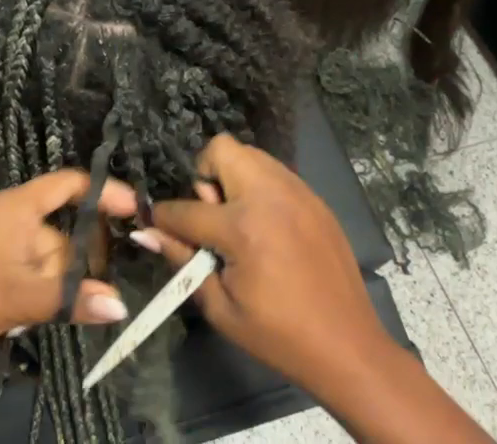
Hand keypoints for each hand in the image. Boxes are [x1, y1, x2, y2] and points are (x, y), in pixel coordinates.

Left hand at [0, 170, 135, 373]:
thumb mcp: (20, 295)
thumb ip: (71, 299)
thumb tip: (121, 305)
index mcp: (18, 206)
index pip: (70, 184)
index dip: (103, 192)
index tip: (138, 210)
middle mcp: (12, 221)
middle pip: (65, 233)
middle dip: (81, 262)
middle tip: (95, 291)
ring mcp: (1, 250)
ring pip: (50, 263)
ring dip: (59, 288)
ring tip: (53, 311)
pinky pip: (33, 282)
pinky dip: (41, 299)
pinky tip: (32, 321)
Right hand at [138, 135, 392, 381]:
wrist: (349, 347)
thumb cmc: (278, 336)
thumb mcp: (220, 307)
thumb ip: (181, 261)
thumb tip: (147, 231)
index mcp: (244, 227)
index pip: (185, 209)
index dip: (164, 218)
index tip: (157, 225)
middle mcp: (270, 196)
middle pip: (221, 149)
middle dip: (205, 177)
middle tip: (213, 217)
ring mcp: (298, 192)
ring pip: (250, 154)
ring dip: (233, 177)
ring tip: (239, 222)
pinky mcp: (316, 199)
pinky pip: (275, 173)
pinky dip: (260, 188)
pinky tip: (266, 228)